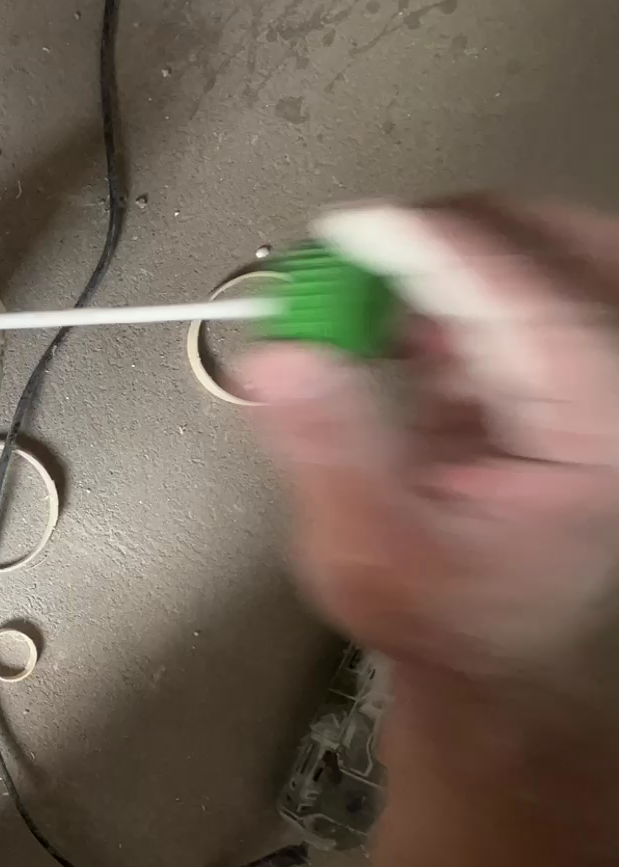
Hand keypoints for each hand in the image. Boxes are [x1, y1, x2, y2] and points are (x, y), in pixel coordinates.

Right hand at [240, 195, 618, 679]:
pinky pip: (496, 302)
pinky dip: (426, 295)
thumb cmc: (434, 605)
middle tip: (350, 247)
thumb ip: (328, 447)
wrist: (478, 641)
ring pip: (536, 267)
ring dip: (435, 263)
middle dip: (454, 236)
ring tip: (340, 291)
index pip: (535, 307)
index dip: (441, 253)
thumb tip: (281, 357)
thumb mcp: (365, 541)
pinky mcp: (543, 379)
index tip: (355, 226)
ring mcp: (587, 380)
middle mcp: (618, 391)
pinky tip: (368, 320)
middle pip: (567, 257)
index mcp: (606, 431)